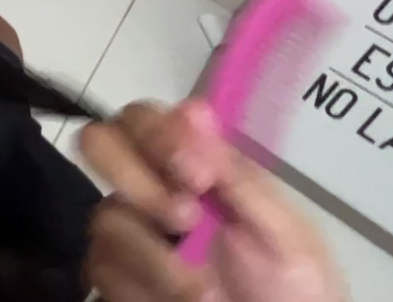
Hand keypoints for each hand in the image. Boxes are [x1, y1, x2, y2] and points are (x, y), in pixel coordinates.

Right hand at [80, 101, 345, 301]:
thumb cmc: (295, 291)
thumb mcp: (289, 238)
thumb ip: (241, 178)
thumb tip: (194, 109)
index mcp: (188, 163)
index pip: (144, 118)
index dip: (160, 135)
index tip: (200, 175)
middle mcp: (145, 183)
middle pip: (97, 142)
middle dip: (137, 180)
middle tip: (186, 219)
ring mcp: (123, 225)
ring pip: (107, 215)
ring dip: (158, 257)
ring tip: (207, 293)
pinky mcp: (109, 270)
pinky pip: (104, 266)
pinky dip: (147, 290)